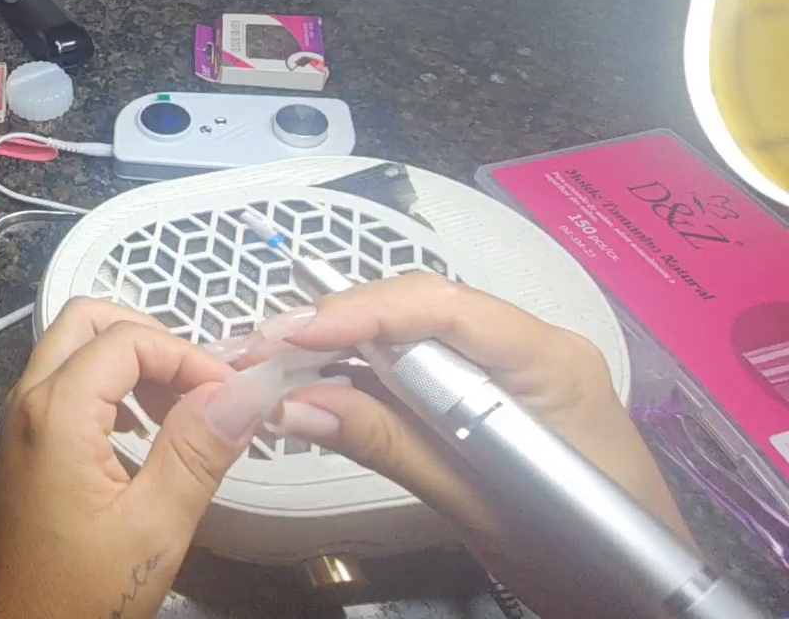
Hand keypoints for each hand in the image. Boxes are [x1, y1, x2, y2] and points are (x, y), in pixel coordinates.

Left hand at [0, 298, 273, 618]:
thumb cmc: (78, 592)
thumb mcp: (152, 529)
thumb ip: (195, 452)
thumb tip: (240, 392)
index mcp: (57, 409)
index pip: (125, 339)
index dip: (185, 354)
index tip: (232, 393)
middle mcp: (29, 394)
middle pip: (87, 320)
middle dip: (149, 338)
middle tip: (200, 386)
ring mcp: (21, 411)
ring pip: (73, 344)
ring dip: (128, 358)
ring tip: (181, 410)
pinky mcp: (25, 432)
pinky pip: (65, 377)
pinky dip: (108, 381)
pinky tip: (145, 428)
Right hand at [275, 273, 689, 616]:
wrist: (642, 595)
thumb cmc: (586, 553)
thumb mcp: (482, 504)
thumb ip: (389, 446)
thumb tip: (290, 406)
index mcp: (543, 358)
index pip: (440, 307)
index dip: (361, 311)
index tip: (293, 334)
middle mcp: (511, 341)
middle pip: (402, 309)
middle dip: (325, 325)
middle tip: (255, 349)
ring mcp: (483, 359)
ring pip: (387, 331)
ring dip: (320, 345)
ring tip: (259, 360)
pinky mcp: (456, 381)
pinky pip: (389, 361)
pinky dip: (338, 369)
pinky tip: (296, 376)